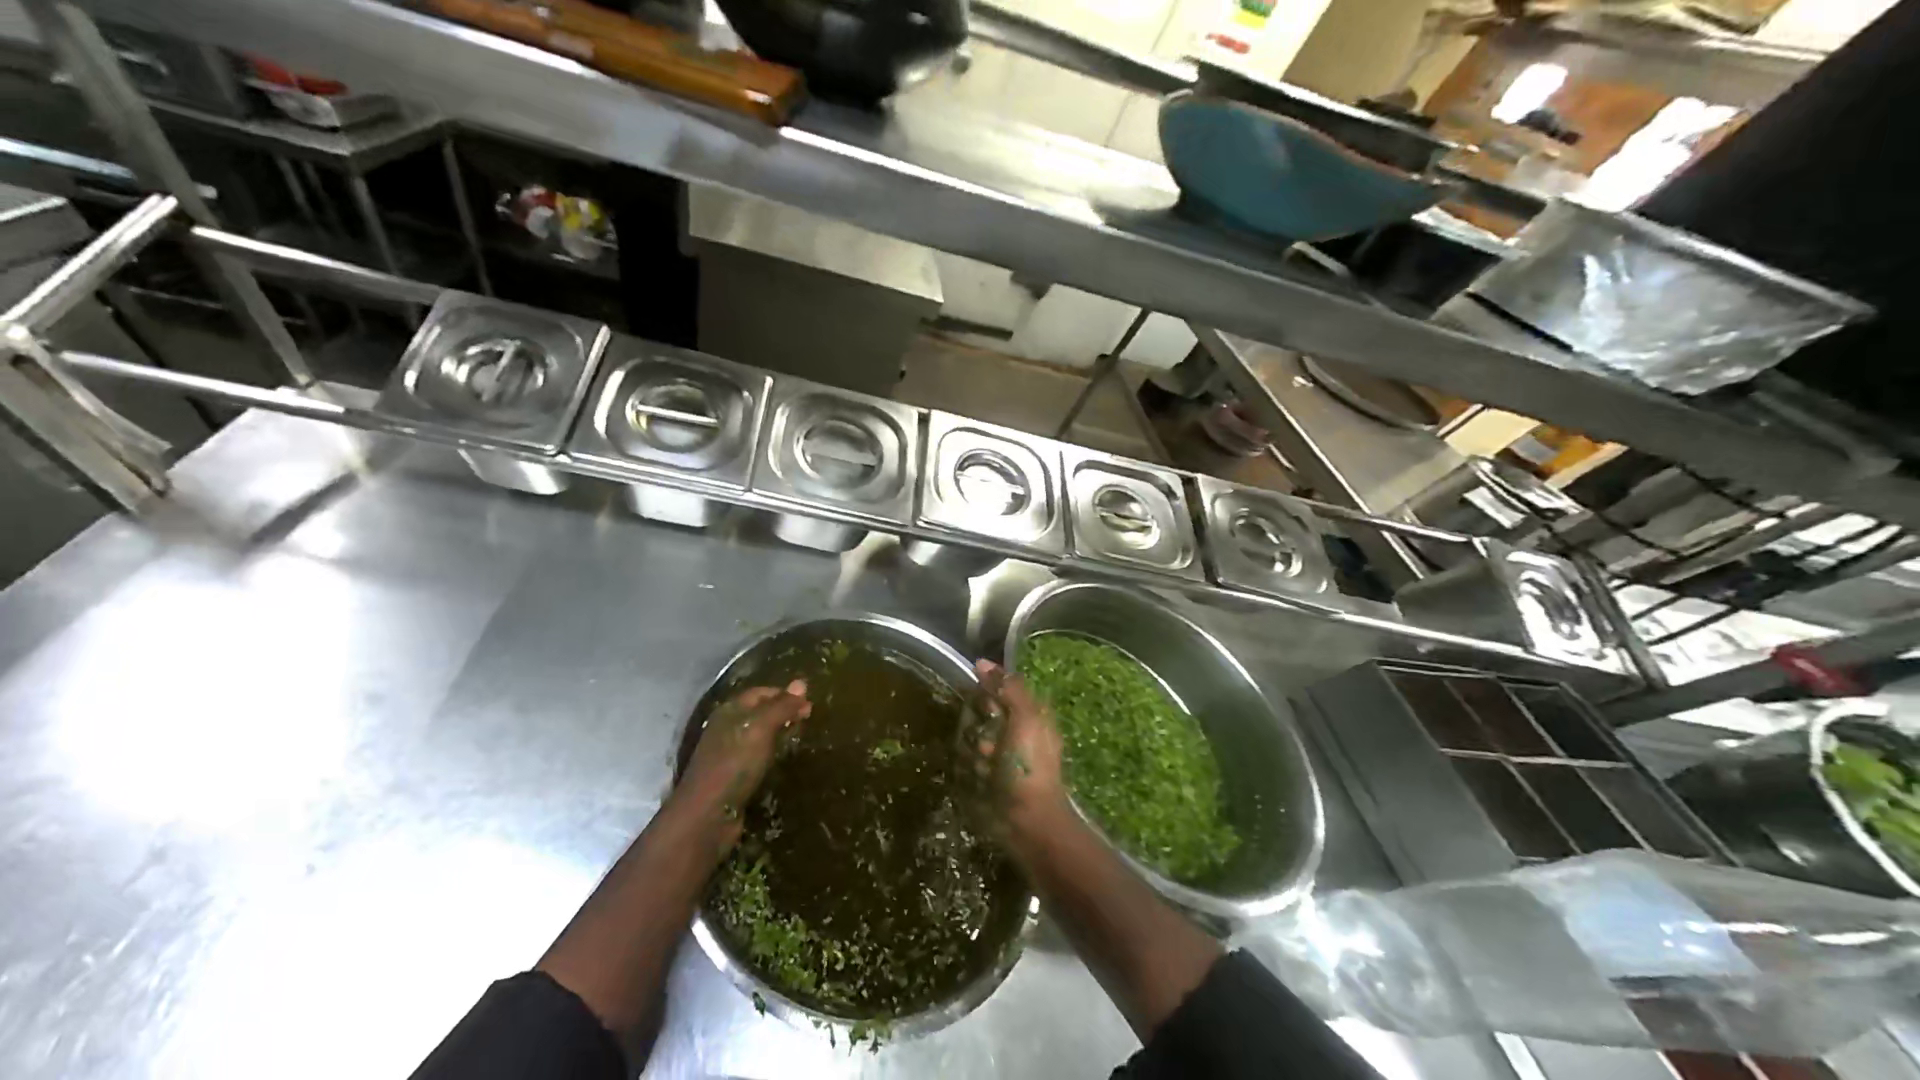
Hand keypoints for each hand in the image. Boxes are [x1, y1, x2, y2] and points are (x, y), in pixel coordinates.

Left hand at [676, 681, 810, 842]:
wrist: (707, 815)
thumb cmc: (734, 763)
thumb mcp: (761, 728)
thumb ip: (781, 706)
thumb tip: (801, 683)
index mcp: (730, 711)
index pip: (761, 693)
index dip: (785, 694)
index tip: (809, 703)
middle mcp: (726, 729)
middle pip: (758, 713)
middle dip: (783, 713)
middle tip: (808, 720)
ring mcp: (727, 754)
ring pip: (757, 736)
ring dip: (778, 734)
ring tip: (800, 738)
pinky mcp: (732, 778)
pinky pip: (755, 758)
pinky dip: (771, 755)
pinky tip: (782, 762)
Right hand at [971, 659, 1067, 835]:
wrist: (1029, 822)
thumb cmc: (1029, 766)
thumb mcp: (1025, 718)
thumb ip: (1008, 688)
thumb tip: (982, 662)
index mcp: (1035, 714)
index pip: (1004, 688)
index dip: (989, 692)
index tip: (979, 699)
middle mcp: (1022, 732)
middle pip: (986, 713)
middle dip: (980, 726)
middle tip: (987, 743)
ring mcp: (1007, 756)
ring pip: (977, 738)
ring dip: (976, 750)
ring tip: (985, 766)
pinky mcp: (994, 778)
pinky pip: (973, 762)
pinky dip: (974, 769)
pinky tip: (981, 779)